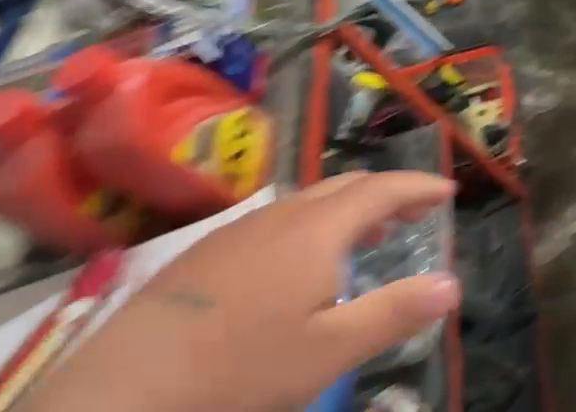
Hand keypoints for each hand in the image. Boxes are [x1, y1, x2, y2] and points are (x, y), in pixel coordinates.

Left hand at [25, 172, 460, 411]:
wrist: (122, 389)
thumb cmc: (239, 368)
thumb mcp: (329, 350)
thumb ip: (394, 313)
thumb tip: (452, 285)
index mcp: (318, 229)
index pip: (382, 188)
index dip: (419, 186)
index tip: (448, 190)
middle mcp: (282, 214)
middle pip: (346, 185)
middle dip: (387, 193)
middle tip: (415, 211)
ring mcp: (239, 230)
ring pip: (307, 201)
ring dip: (347, 209)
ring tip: (365, 237)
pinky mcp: (205, 253)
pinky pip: (276, 220)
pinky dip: (310, 224)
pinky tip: (298, 263)